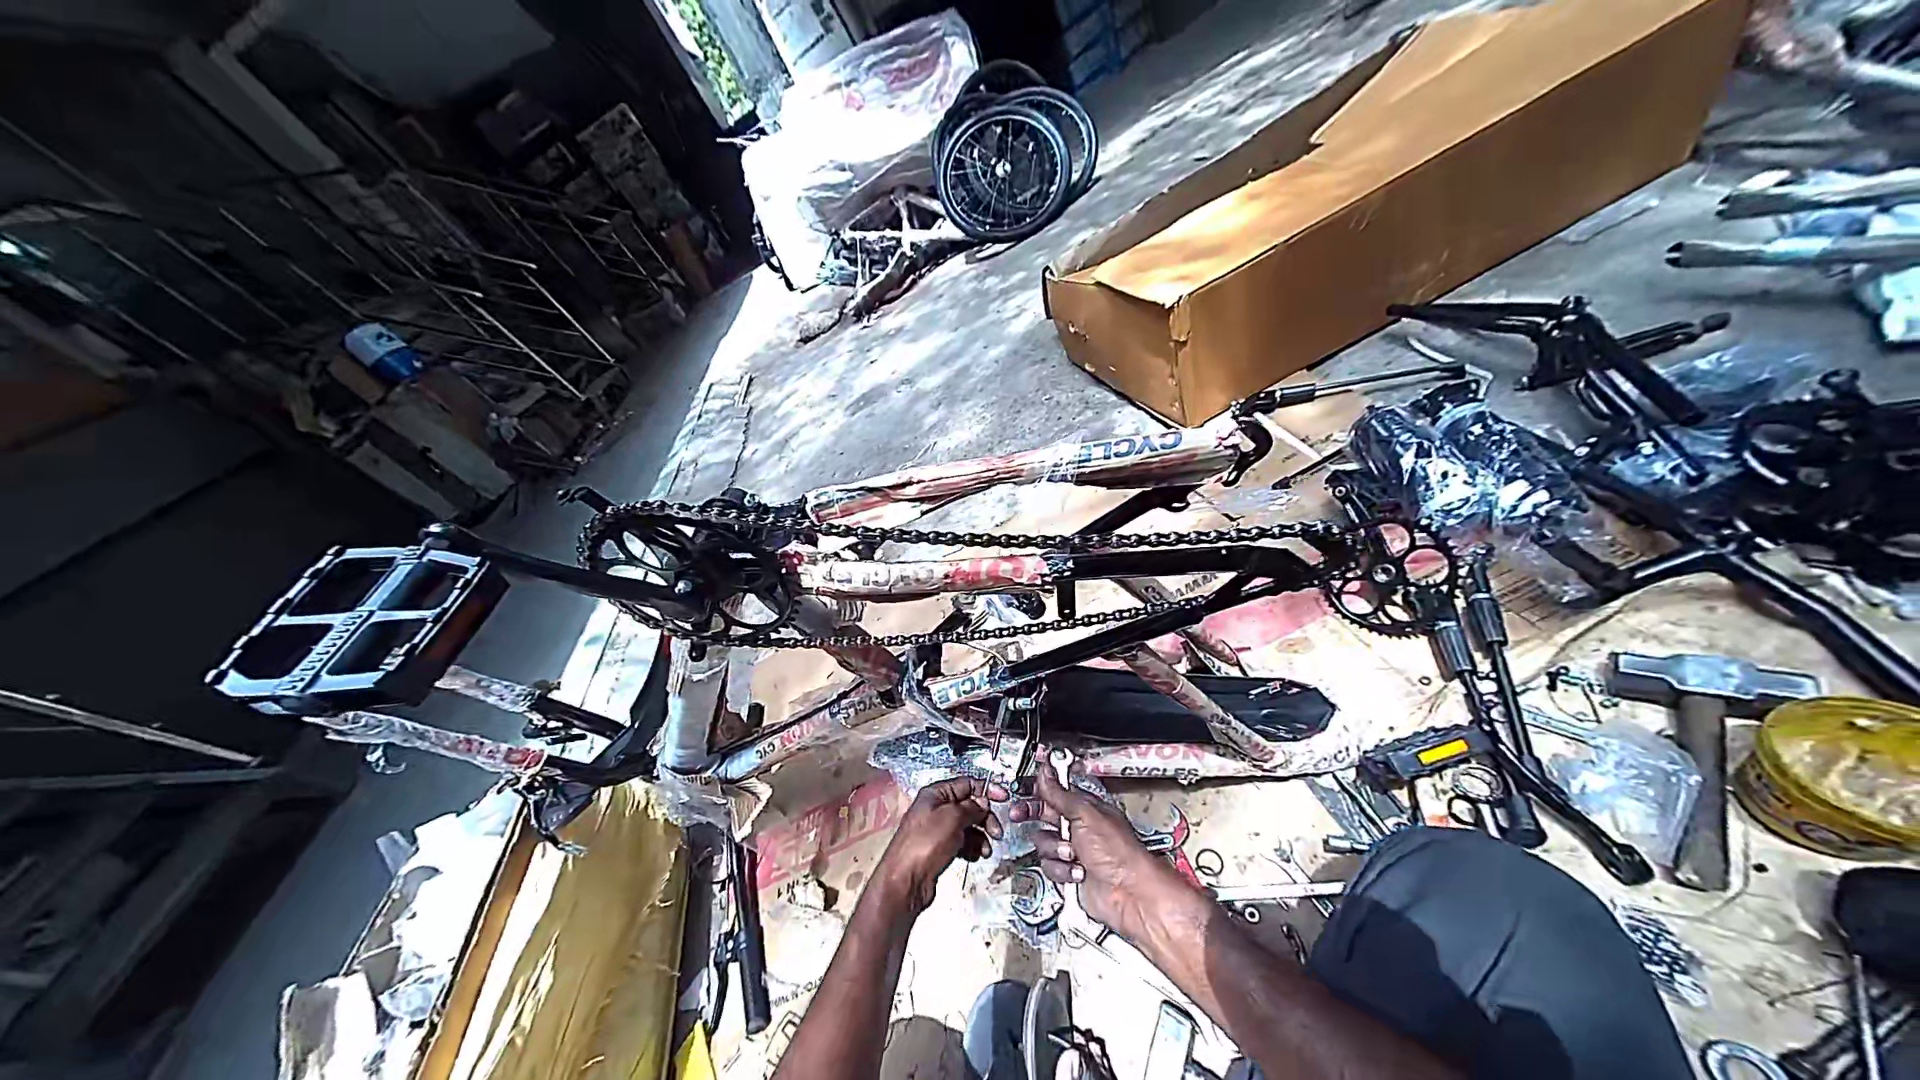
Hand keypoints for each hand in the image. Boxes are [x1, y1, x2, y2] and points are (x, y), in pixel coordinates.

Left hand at [875, 777, 1009, 912]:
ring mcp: (937, 830)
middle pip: (969, 806)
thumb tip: (982, 803)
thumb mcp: (953, 818)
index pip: (966, 783)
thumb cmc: (923, 846)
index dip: (986, 789)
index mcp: (935, 794)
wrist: (906, 881)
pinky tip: (973, 856)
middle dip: (985, 818)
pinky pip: (962, 843)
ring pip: (968, 827)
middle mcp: (935, 809)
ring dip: (981, 836)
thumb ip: (972, 807)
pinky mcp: (939, 849)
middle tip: (996, 831)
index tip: (1003, 796)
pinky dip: (971, 848)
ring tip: (985, 849)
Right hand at [1008, 757, 1197, 941]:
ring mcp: (1073, 850)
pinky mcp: (1069, 873)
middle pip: (1044, 815)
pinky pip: (1049, 866)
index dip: (1038, 789)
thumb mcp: (1085, 815)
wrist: (1129, 894)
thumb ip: (1060, 794)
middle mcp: (1078, 827)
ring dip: (1054, 849)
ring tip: (1072, 854)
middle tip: (1020, 813)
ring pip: (1043, 842)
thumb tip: (1046, 773)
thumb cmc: (1119, 852)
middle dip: (1033, 815)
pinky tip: (1077, 872)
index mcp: (1085, 807)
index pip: (1055, 791)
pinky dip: (1061, 870)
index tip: (1023, 789)